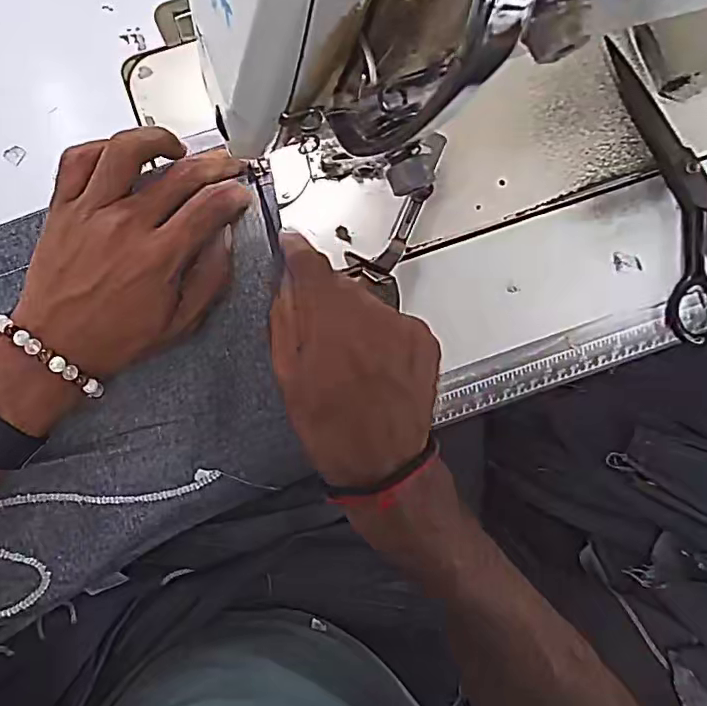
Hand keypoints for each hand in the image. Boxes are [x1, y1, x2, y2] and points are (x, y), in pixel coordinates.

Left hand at [0, 127, 252, 435]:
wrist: (56, 346)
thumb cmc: (110, 338)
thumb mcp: (178, 323)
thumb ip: (211, 278)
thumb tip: (226, 238)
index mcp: (157, 257)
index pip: (210, 205)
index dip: (234, 193)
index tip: (239, 194)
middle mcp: (124, 227)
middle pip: (182, 173)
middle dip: (216, 164)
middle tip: (224, 167)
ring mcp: (91, 212)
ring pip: (127, 149)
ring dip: (158, 138)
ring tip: (174, 148)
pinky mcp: (62, 208)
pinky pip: (78, 159)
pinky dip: (101, 146)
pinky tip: (120, 155)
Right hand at [269, 231, 439, 488]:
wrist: (383, 462)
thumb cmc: (332, 429)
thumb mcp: (287, 375)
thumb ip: (284, 321)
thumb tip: (284, 286)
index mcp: (327, 323)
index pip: (310, 263)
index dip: (296, 249)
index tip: (290, 244)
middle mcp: (367, 316)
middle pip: (339, 281)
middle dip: (324, 297)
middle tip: (317, 332)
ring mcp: (400, 325)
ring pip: (366, 299)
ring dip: (353, 316)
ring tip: (348, 358)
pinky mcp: (422, 337)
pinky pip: (391, 318)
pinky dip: (379, 331)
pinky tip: (372, 362)